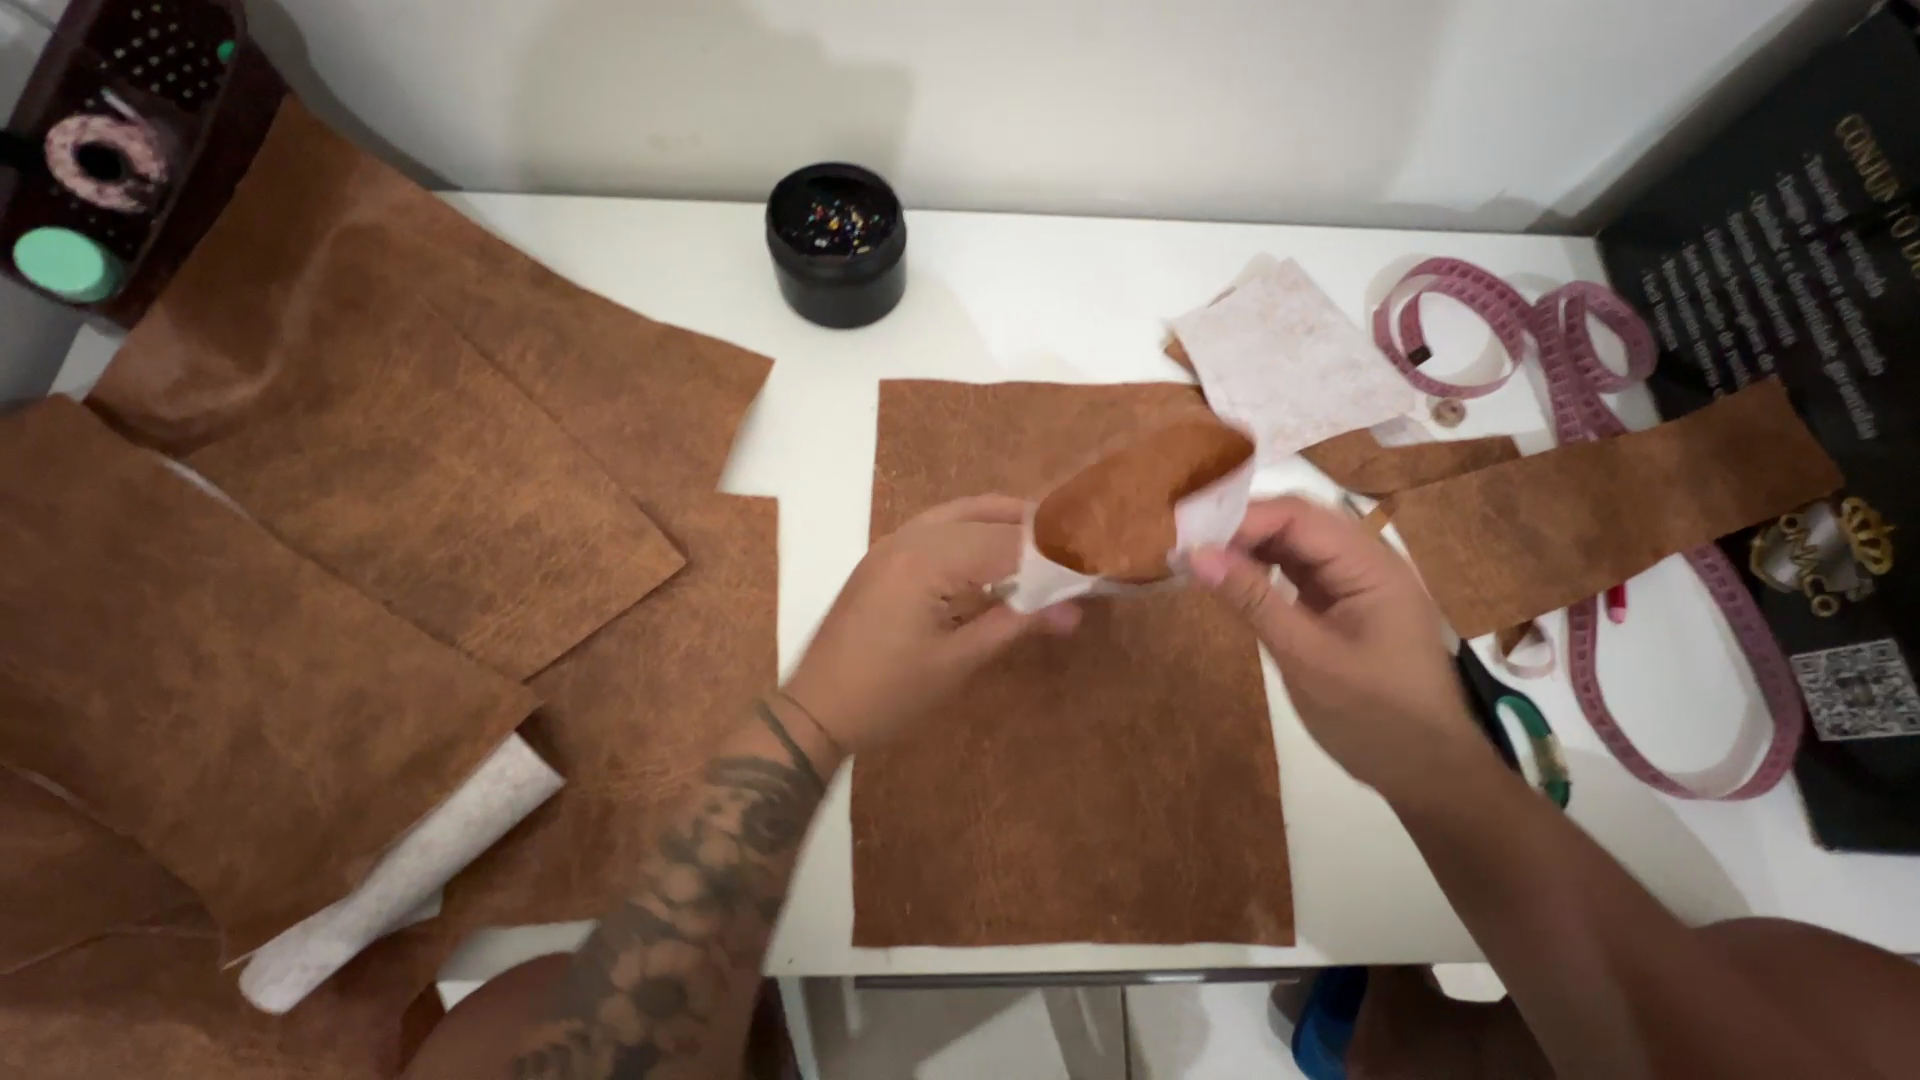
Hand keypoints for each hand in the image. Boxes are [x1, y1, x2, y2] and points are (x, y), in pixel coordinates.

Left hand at [783, 495, 1079, 753]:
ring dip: (1001, 524)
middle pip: (985, 516)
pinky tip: (994, 558)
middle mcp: (909, 538)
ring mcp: (891, 544)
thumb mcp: (957, 661)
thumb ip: (1016, 625)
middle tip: (1075, 548)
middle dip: (1031, 530)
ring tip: (1044, 548)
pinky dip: (971, 533)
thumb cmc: (888, 693)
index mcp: (927, 560)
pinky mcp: (883, 557)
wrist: (816, 709)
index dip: (1052, 552)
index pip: (1006, 541)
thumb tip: (1074, 612)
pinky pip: (936, 529)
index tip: (1090, 562)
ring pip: (958, 514)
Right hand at [1187, 496, 1489, 800]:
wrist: (1428, 772)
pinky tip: (1230, 582)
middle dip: (1239, 528)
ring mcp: (1355, 583)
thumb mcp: (1306, 658)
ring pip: (1294, 544)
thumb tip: (1194, 554)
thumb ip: (1252, 601)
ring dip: (1246, 548)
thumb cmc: (1374, 717)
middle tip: (1185, 548)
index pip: (1296, 516)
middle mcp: (1365, 561)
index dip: (1239, 519)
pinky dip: (1261, 572)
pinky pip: (1296, 571)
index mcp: (1370, 565)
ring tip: (1198, 562)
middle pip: (1295, 521)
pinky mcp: (1342, 605)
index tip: (1187, 538)